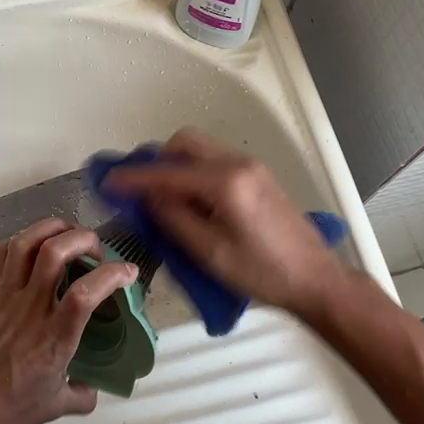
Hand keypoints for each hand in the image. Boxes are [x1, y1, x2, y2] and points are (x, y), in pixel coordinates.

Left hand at [0, 218, 137, 423]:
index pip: (86, 294)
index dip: (112, 275)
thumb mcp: (52, 408)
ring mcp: (3, 297)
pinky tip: (29, 251)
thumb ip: (80, 396)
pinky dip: (18, 241)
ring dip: (52, 229)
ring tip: (67, 235)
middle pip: (56, 252)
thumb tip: (94, 389)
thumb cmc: (4, 412)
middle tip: (95, 250)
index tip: (128, 271)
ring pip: (26, 243)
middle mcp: (29, 310)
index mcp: (53, 340)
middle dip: (83, 239)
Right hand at [103, 129, 342, 314]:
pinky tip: (189, 200)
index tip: (107, 182)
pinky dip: (194, 172)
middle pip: (185, 143)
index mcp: (226, 181)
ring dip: (176, 166)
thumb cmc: (265, 273)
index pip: (168, 172)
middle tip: (139, 189)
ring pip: (200, 150)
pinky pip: (215, 161)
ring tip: (161, 198)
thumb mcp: (211, 253)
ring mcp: (251, 167)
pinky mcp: (258, 177)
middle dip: (157, 161)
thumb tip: (148, 198)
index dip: (134, 178)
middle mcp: (239, 163)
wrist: (317, 280)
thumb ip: (175, 219)